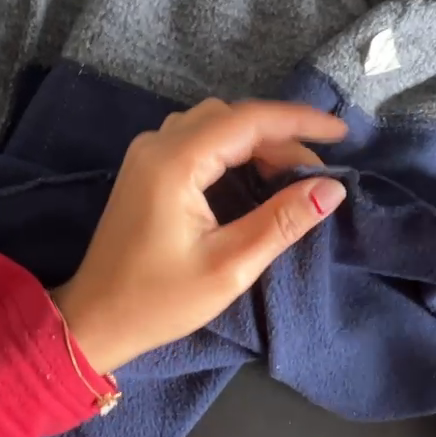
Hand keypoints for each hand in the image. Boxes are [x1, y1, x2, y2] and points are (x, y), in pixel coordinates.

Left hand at [51, 99, 348, 374]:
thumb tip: (332, 188)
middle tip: (317, 171)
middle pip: (231, 117)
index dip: (299, 121)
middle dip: (280, 136)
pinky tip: (254, 173)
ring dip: (256, 140)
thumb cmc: (159, 300)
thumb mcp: (230, 266)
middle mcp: (157, 145)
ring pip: (213, 124)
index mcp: (175, 163)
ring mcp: (147, 154)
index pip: (248, 120)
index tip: (341, 133)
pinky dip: (232, 148)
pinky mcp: (145, 168)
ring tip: (292, 172)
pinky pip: (196, 139)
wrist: (94, 319)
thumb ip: (282, 221)